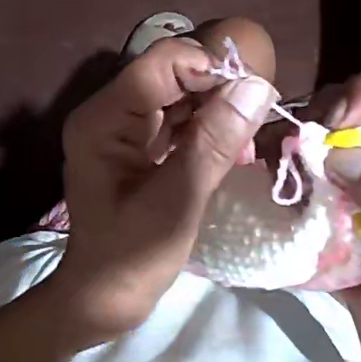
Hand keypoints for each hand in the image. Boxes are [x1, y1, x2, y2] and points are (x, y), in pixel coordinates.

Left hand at [52, 37, 276, 339]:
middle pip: (168, 74)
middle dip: (216, 88)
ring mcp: (119, 131)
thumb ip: (215, 141)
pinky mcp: (134, 148)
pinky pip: (175, 122)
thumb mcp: (179, 199)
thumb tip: (257, 86)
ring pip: (176, 95)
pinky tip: (231, 147)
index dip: (209, 67)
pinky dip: (205, 128)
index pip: (160, 63)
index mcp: (102, 120)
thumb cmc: (133, 256)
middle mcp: (106, 114)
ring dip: (215, 108)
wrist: (103, 298)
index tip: (253, 95)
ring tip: (248, 135)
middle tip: (258, 117)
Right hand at [313, 58, 360, 347]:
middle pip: (360, 92)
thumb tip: (340, 154)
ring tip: (289, 173)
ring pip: (324, 117)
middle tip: (302, 154)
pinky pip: (301, 148)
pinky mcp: (331, 179)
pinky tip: (282, 183)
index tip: (336, 123)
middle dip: (325, 114)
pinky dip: (284, 157)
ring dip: (299, 136)